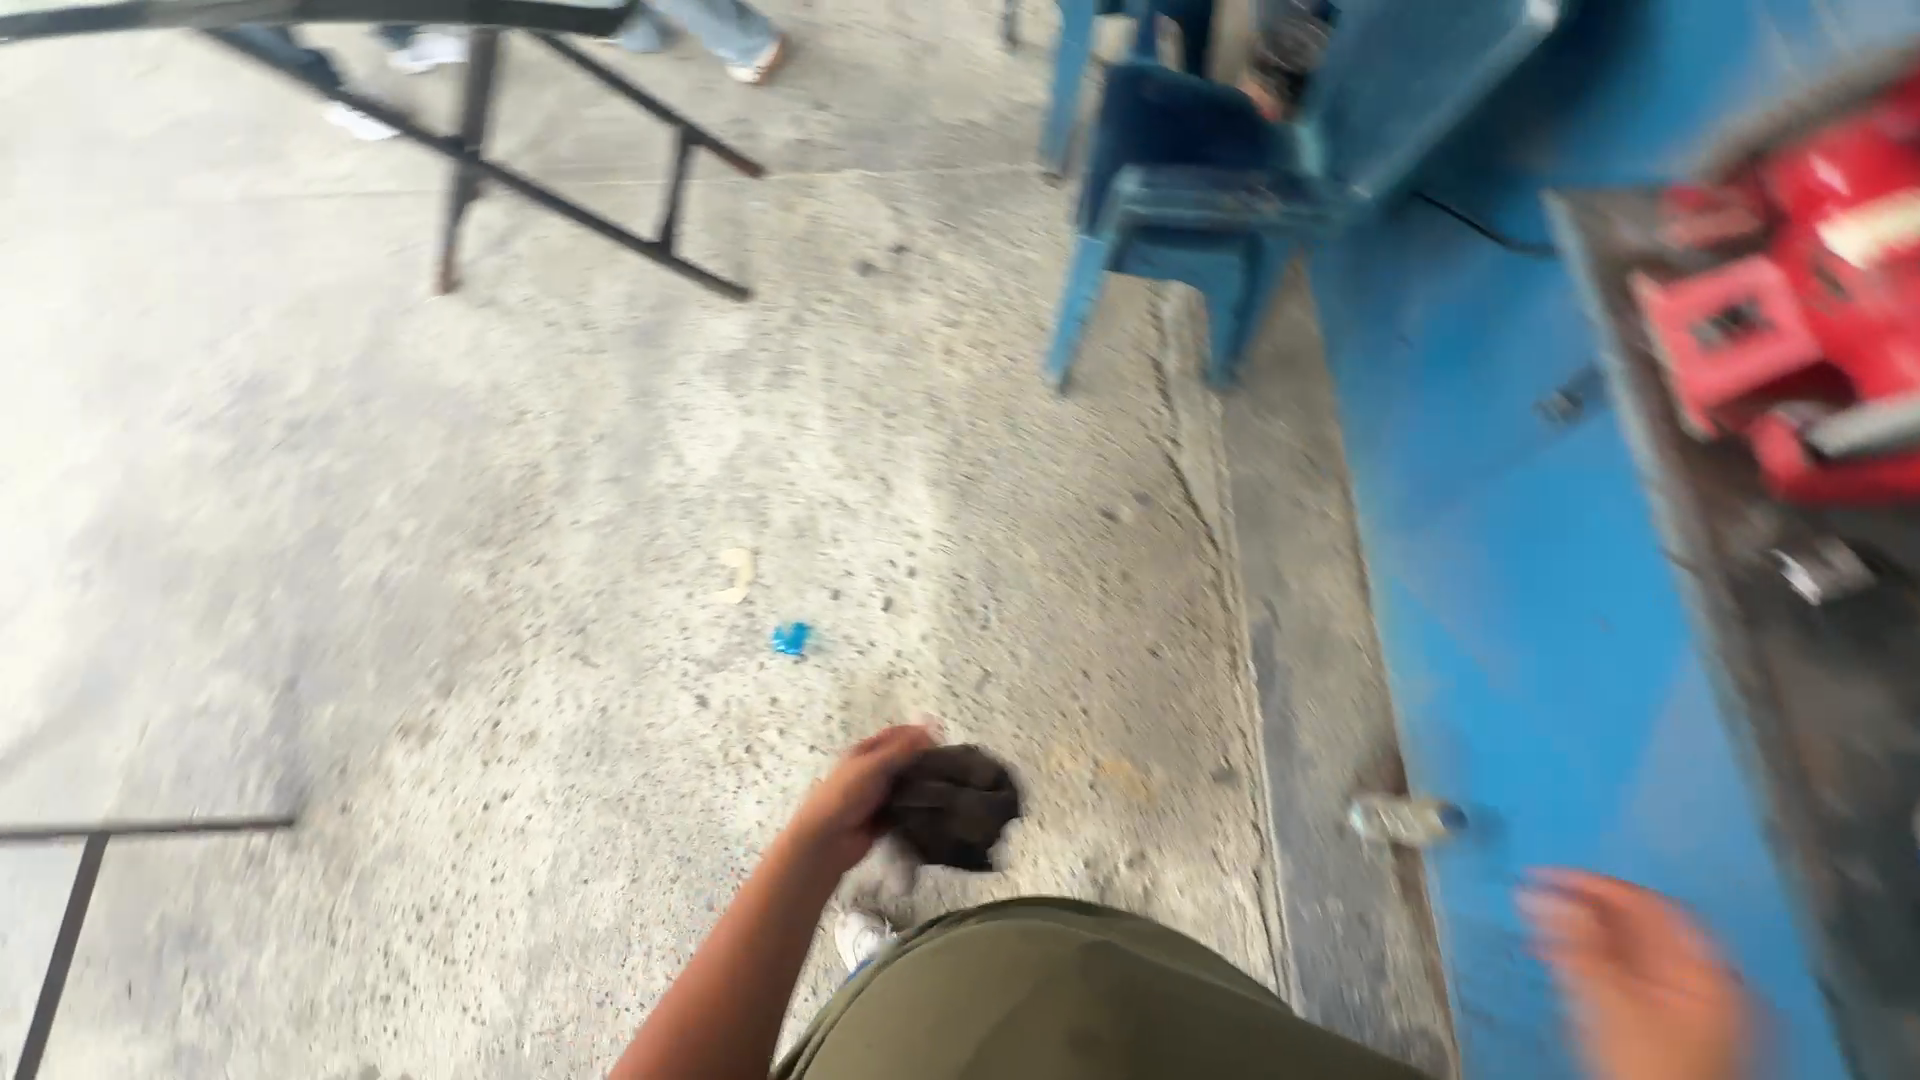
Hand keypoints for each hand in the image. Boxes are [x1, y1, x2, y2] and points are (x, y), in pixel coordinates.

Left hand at [785, 724, 936, 875]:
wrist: (827, 840)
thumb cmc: (846, 794)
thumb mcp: (873, 765)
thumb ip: (901, 749)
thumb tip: (929, 728)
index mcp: (865, 753)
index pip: (894, 736)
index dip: (916, 733)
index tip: (941, 736)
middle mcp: (872, 771)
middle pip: (902, 760)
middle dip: (922, 759)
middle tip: (950, 762)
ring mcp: (878, 796)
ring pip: (905, 785)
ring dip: (922, 783)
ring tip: (950, 783)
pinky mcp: (884, 819)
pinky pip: (905, 809)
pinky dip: (917, 807)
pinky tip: (938, 806)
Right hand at [1521, 869, 1749, 1079]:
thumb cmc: (1647, 1063)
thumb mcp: (1607, 997)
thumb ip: (1575, 940)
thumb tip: (1540, 891)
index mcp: (1707, 972)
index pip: (1651, 905)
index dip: (1597, 884)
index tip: (1548, 875)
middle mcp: (1708, 983)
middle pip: (1640, 926)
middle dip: (1582, 907)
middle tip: (1536, 894)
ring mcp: (1691, 1006)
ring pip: (1629, 949)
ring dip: (1579, 931)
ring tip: (1536, 923)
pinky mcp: (1668, 1022)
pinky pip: (1626, 972)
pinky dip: (1589, 958)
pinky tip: (1556, 956)